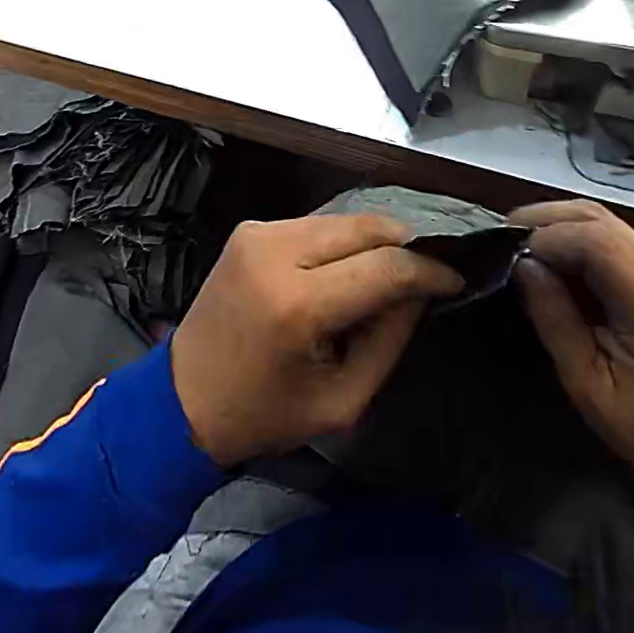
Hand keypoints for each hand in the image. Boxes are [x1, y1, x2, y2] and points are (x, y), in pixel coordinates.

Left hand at [171, 215, 464, 467]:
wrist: (178, 401)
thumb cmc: (262, 413)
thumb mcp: (342, 400)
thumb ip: (390, 340)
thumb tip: (420, 291)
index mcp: (296, 305)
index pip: (386, 267)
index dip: (429, 271)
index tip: (456, 281)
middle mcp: (276, 253)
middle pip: (369, 227)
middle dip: (408, 246)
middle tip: (429, 271)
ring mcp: (259, 233)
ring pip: (346, 219)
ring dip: (378, 241)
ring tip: (394, 270)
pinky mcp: (252, 229)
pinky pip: (319, 223)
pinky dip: (346, 241)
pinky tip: (352, 266)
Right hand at [512, 201, 633, 514]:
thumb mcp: (588, 387)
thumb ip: (556, 322)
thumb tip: (524, 265)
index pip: (604, 245)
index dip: (553, 236)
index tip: (514, 249)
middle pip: (610, 224)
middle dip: (553, 220)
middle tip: (510, 232)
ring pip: (619, 225)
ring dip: (569, 225)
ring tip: (529, 240)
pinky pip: (630, 241)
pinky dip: (590, 239)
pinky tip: (563, 255)